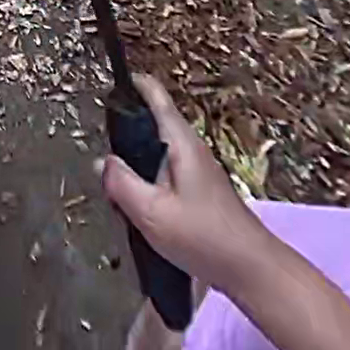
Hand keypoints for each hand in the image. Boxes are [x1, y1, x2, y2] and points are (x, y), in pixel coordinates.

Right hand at [98, 75, 280, 296]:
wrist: (247, 265)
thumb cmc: (201, 235)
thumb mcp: (152, 212)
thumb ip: (123, 184)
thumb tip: (101, 161)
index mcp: (180, 140)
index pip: (157, 97)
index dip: (135, 85)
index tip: (111, 87)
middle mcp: (190, 145)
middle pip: (154, 123)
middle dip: (127, 131)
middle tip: (102, 153)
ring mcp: (197, 165)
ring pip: (158, 149)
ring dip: (136, 160)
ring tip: (114, 185)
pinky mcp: (199, 186)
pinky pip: (166, 169)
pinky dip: (148, 177)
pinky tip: (138, 205)